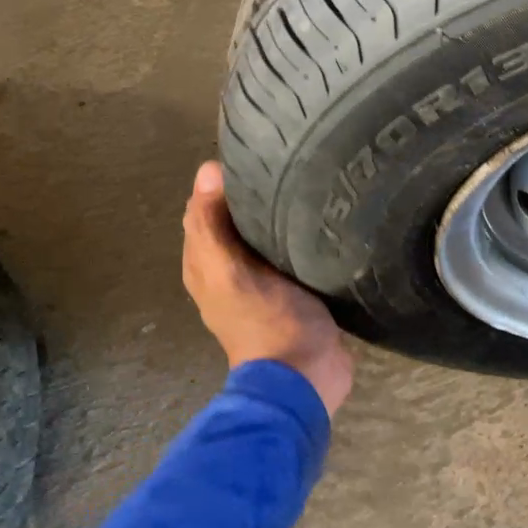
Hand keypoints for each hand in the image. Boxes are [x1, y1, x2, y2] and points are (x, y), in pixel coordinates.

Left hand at [182, 161, 353, 415]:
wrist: (306, 373)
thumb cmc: (266, 320)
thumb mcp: (231, 272)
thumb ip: (213, 226)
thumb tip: (207, 171)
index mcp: (206, 267)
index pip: (205, 212)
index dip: (220, 184)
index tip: (254, 154)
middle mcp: (231, 273)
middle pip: (238, 222)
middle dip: (253, 195)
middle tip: (289, 162)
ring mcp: (266, 283)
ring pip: (268, 236)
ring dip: (281, 214)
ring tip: (309, 183)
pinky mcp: (298, 290)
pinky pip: (295, 251)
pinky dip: (301, 234)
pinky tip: (322, 220)